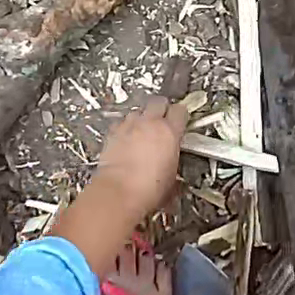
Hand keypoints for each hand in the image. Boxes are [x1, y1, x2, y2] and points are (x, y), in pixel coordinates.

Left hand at [49, 95, 186, 276]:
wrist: (119, 193)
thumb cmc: (146, 189)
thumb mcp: (172, 177)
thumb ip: (174, 162)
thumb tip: (172, 168)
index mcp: (170, 131)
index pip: (180, 111)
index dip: (181, 114)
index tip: (181, 119)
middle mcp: (150, 123)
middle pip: (159, 102)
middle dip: (162, 108)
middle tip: (164, 120)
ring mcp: (130, 126)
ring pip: (139, 111)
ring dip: (143, 117)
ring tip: (144, 131)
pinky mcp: (113, 133)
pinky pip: (121, 122)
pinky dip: (125, 127)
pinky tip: (127, 139)